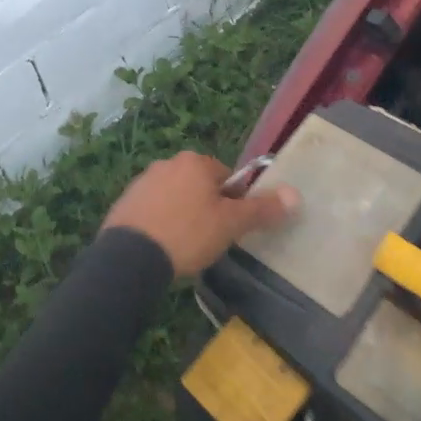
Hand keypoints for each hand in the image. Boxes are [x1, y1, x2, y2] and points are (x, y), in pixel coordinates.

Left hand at [101, 151, 298, 277]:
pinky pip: (153, 210)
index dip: (232, 203)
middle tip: (208, 238)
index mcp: (196, 162)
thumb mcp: (231, 224)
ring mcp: (143, 181)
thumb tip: (295, 195)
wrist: (130, 257)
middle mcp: (169, 163)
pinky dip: (160, 223)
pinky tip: (161, 247)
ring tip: (184, 246)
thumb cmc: (188, 234)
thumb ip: (262, 209)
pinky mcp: (124, 202)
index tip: (228, 227)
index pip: (226, 178)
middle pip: (199, 185)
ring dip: (182, 214)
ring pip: (175, 197)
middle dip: (206, 207)